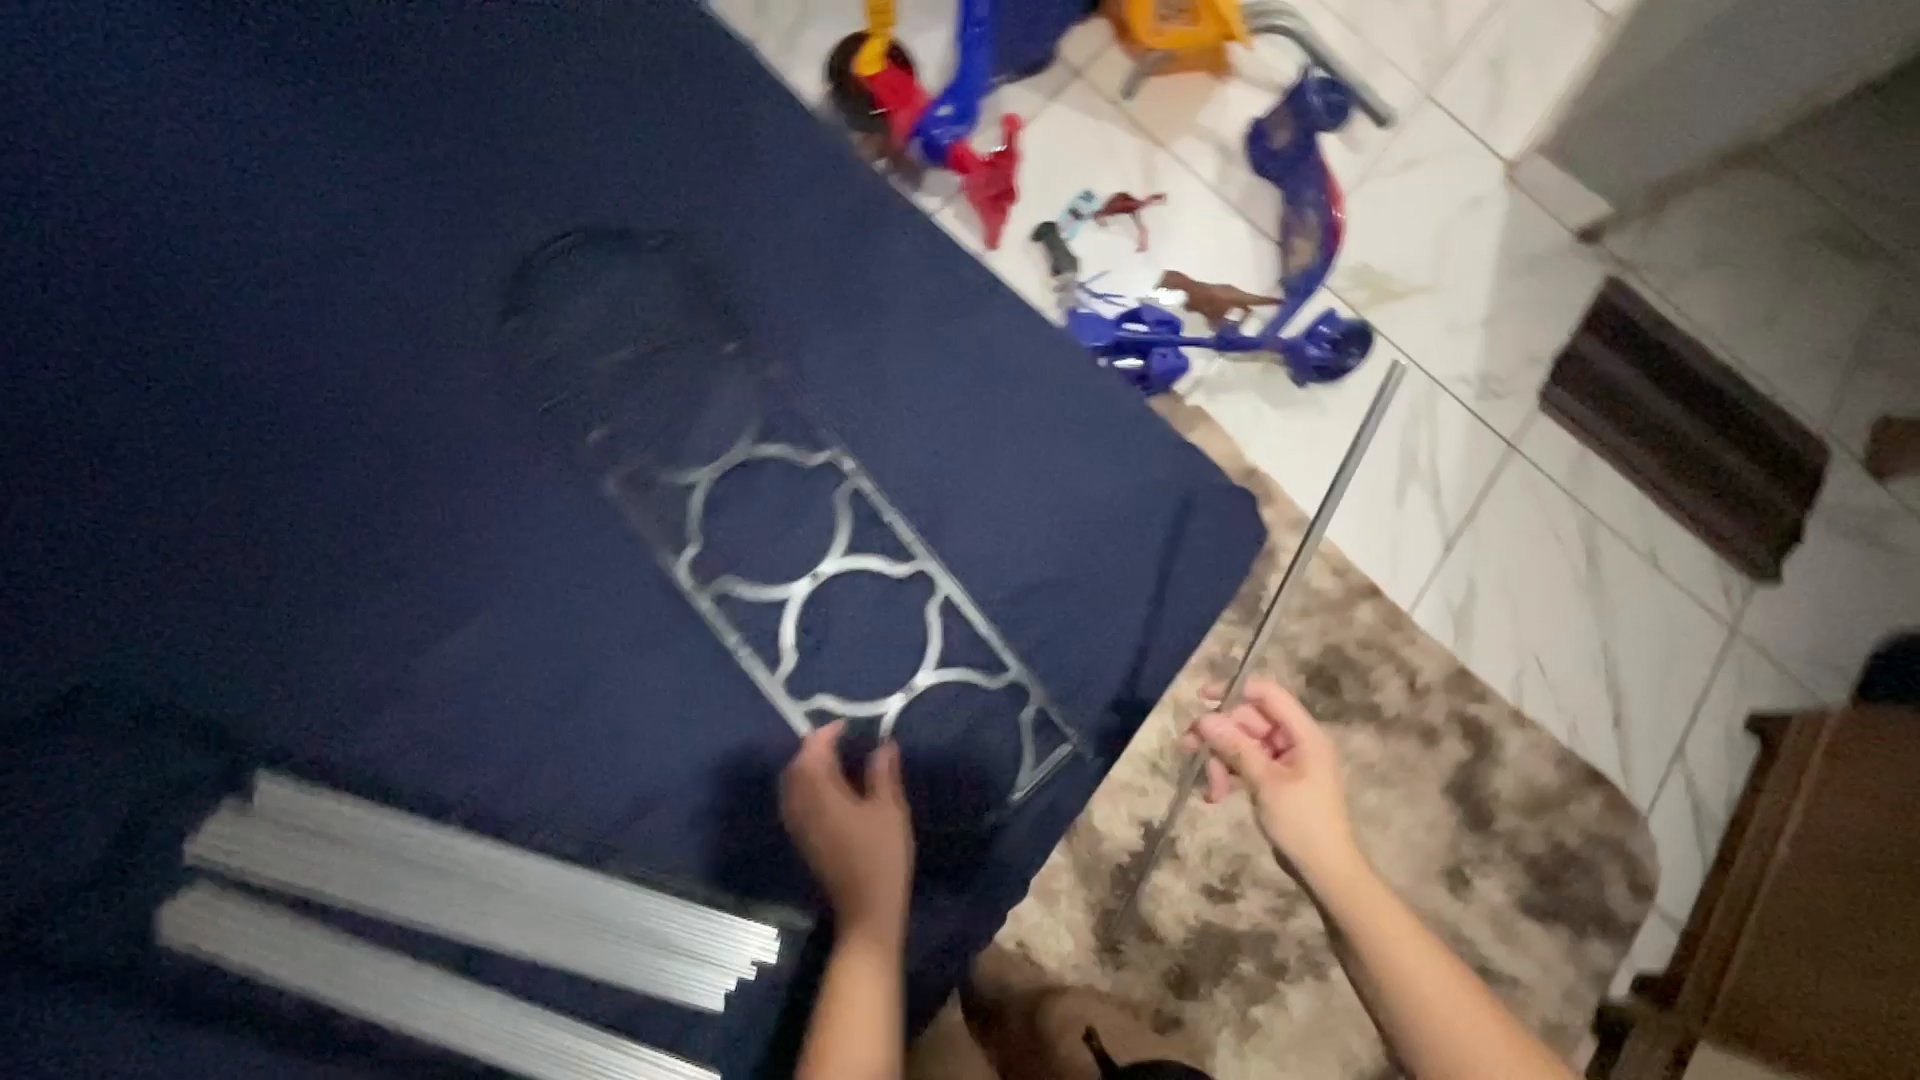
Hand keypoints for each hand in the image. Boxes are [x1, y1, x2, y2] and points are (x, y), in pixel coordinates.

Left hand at [780, 721, 915, 940]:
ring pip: (793, 784)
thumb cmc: (882, 856)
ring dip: (809, 766)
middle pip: (796, 766)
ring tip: (837, 760)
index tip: (847, 725)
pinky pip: (795, 800)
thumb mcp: (890, 810)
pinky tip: (830, 788)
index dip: (827, 734)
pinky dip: (807, 785)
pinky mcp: (802, 838)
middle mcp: (801, 806)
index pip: (813, 752)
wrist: (867, 909)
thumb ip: (882, 774)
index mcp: (820, 795)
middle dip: (814, 748)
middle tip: (842, 740)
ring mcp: (798, 824)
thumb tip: (882, 745)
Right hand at [1181, 678, 1359, 882]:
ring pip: (1241, 745)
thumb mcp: (1266, 782)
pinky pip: (1245, 765)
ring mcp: (1284, 762)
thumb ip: (1236, 747)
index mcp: (1303, 734)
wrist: (1325, 871)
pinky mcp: (1274, 780)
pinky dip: (1229, 776)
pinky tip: (1215, 796)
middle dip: (1218, 736)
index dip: (1235, 690)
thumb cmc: (1303, 822)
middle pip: (1248, 721)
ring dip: (1221, 761)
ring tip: (1211, 788)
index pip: (1267, 694)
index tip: (1201, 698)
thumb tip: (1204, 718)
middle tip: (1187, 747)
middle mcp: (1294, 741)